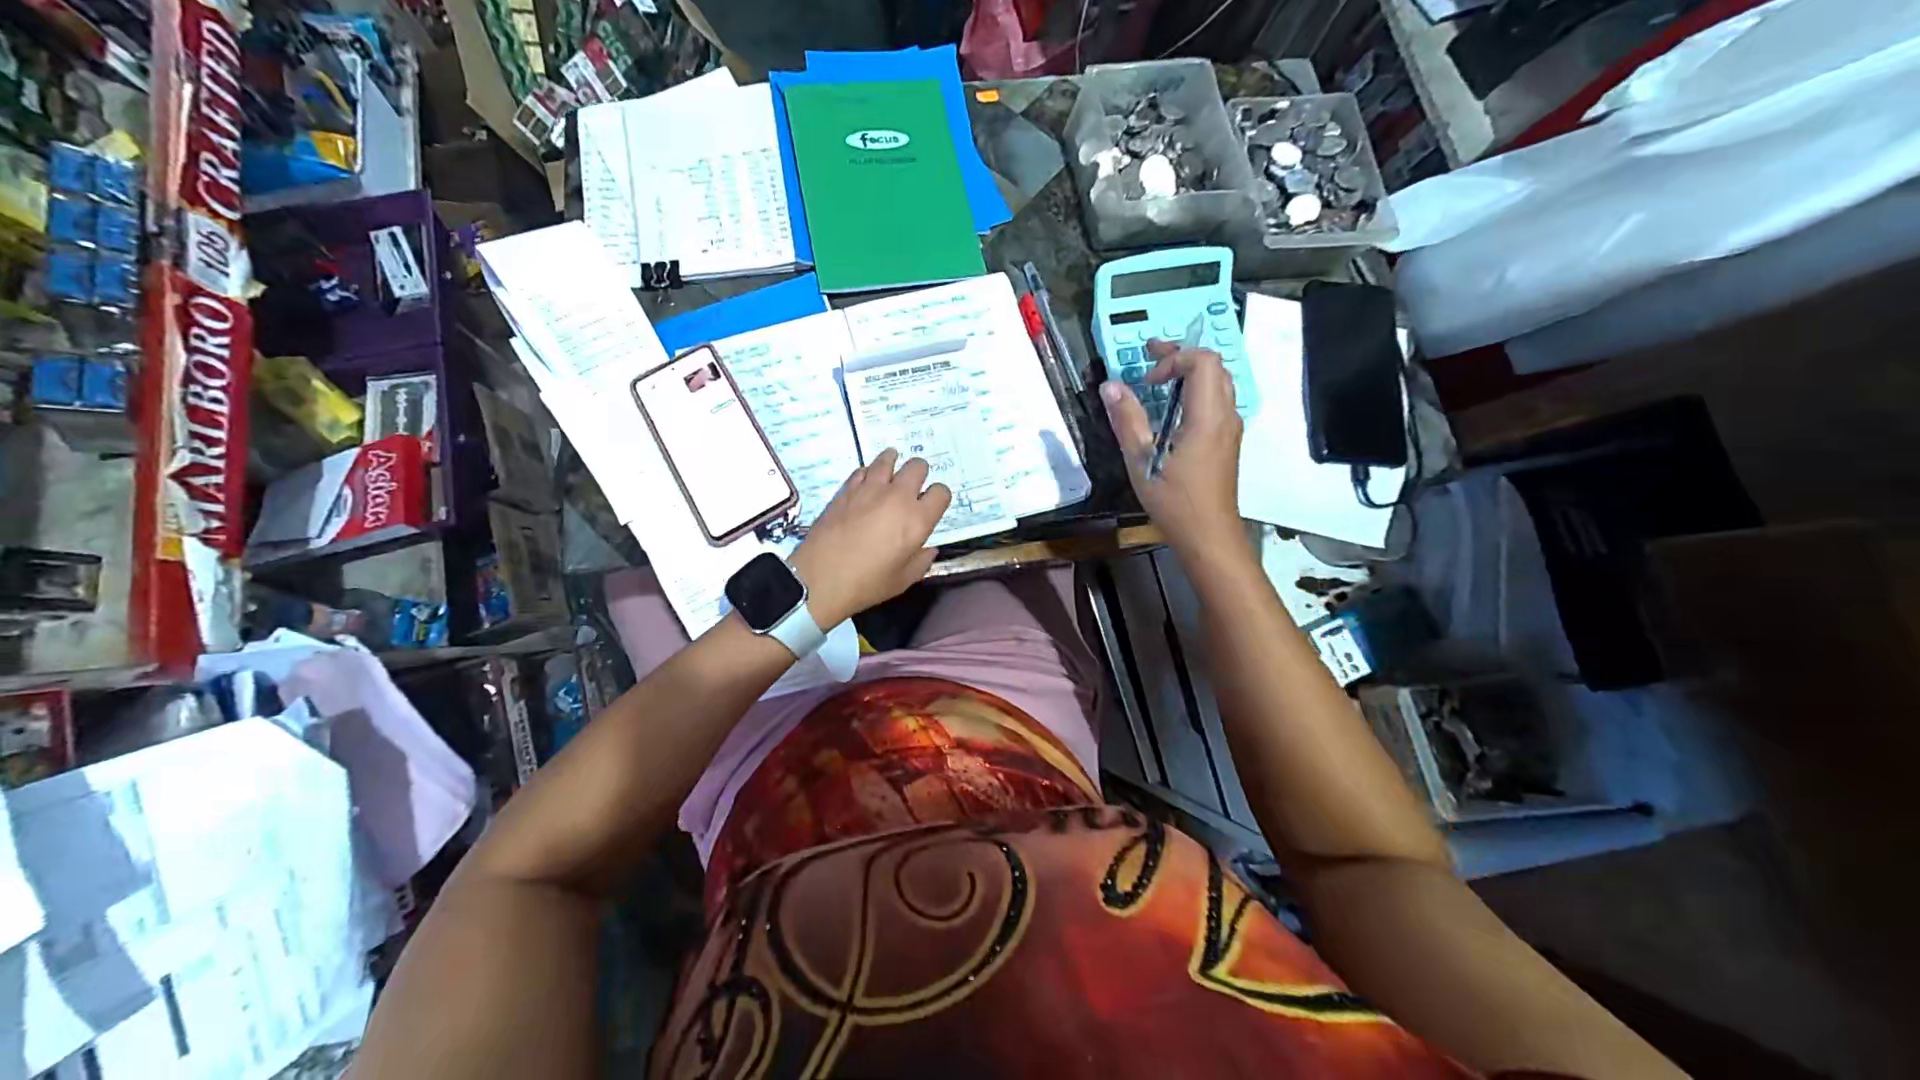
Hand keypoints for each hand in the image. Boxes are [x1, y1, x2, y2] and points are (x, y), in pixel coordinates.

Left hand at [787, 449, 951, 626]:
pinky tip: (866, 483)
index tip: (931, 506)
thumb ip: (921, 561)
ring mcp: (870, 488)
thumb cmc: (867, 584)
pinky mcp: (847, 488)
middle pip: (917, 466)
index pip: (941, 492)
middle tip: (913, 486)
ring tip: (891, 470)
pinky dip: (868, 473)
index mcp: (918, 519)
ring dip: (893, 462)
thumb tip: (928, 549)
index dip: (939, 498)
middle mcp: (898, 497)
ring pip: (888, 458)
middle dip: (920, 474)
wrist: (820, 578)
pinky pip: (863, 469)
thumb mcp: (904, 580)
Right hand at [1101, 342, 1247, 562]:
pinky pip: (1217, 401)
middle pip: (1214, 366)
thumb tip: (1110, 386)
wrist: (1209, 536)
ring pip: (1219, 382)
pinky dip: (1196, 391)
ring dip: (1189, 373)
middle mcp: (1226, 416)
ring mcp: (1230, 429)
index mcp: (1207, 418)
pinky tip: (1172, 409)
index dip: (1174, 358)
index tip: (1148, 380)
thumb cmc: (1175, 502)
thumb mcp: (1142, 462)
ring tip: (1158, 380)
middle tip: (1149, 360)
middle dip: (1181, 357)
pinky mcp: (1228, 441)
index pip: (1203, 362)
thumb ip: (1127, 421)